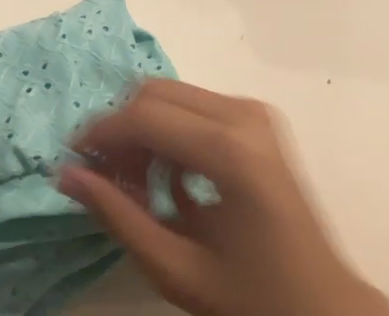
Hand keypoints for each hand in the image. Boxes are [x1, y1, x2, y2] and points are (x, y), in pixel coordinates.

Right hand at [57, 81, 388, 315]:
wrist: (323, 305)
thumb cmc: (250, 296)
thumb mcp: (175, 267)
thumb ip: (117, 215)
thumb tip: (65, 175)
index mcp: (229, 150)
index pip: (144, 116)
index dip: (100, 134)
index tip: (72, 162)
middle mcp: (243, 114)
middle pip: (156, 94)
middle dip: (120, 129)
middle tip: (102, 177)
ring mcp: (253, 113)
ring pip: (172, 96)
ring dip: (142, 130)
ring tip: (132, 184)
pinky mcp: (257, 120)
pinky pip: (195, 107)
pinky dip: (168, 133)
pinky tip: (165, 178)